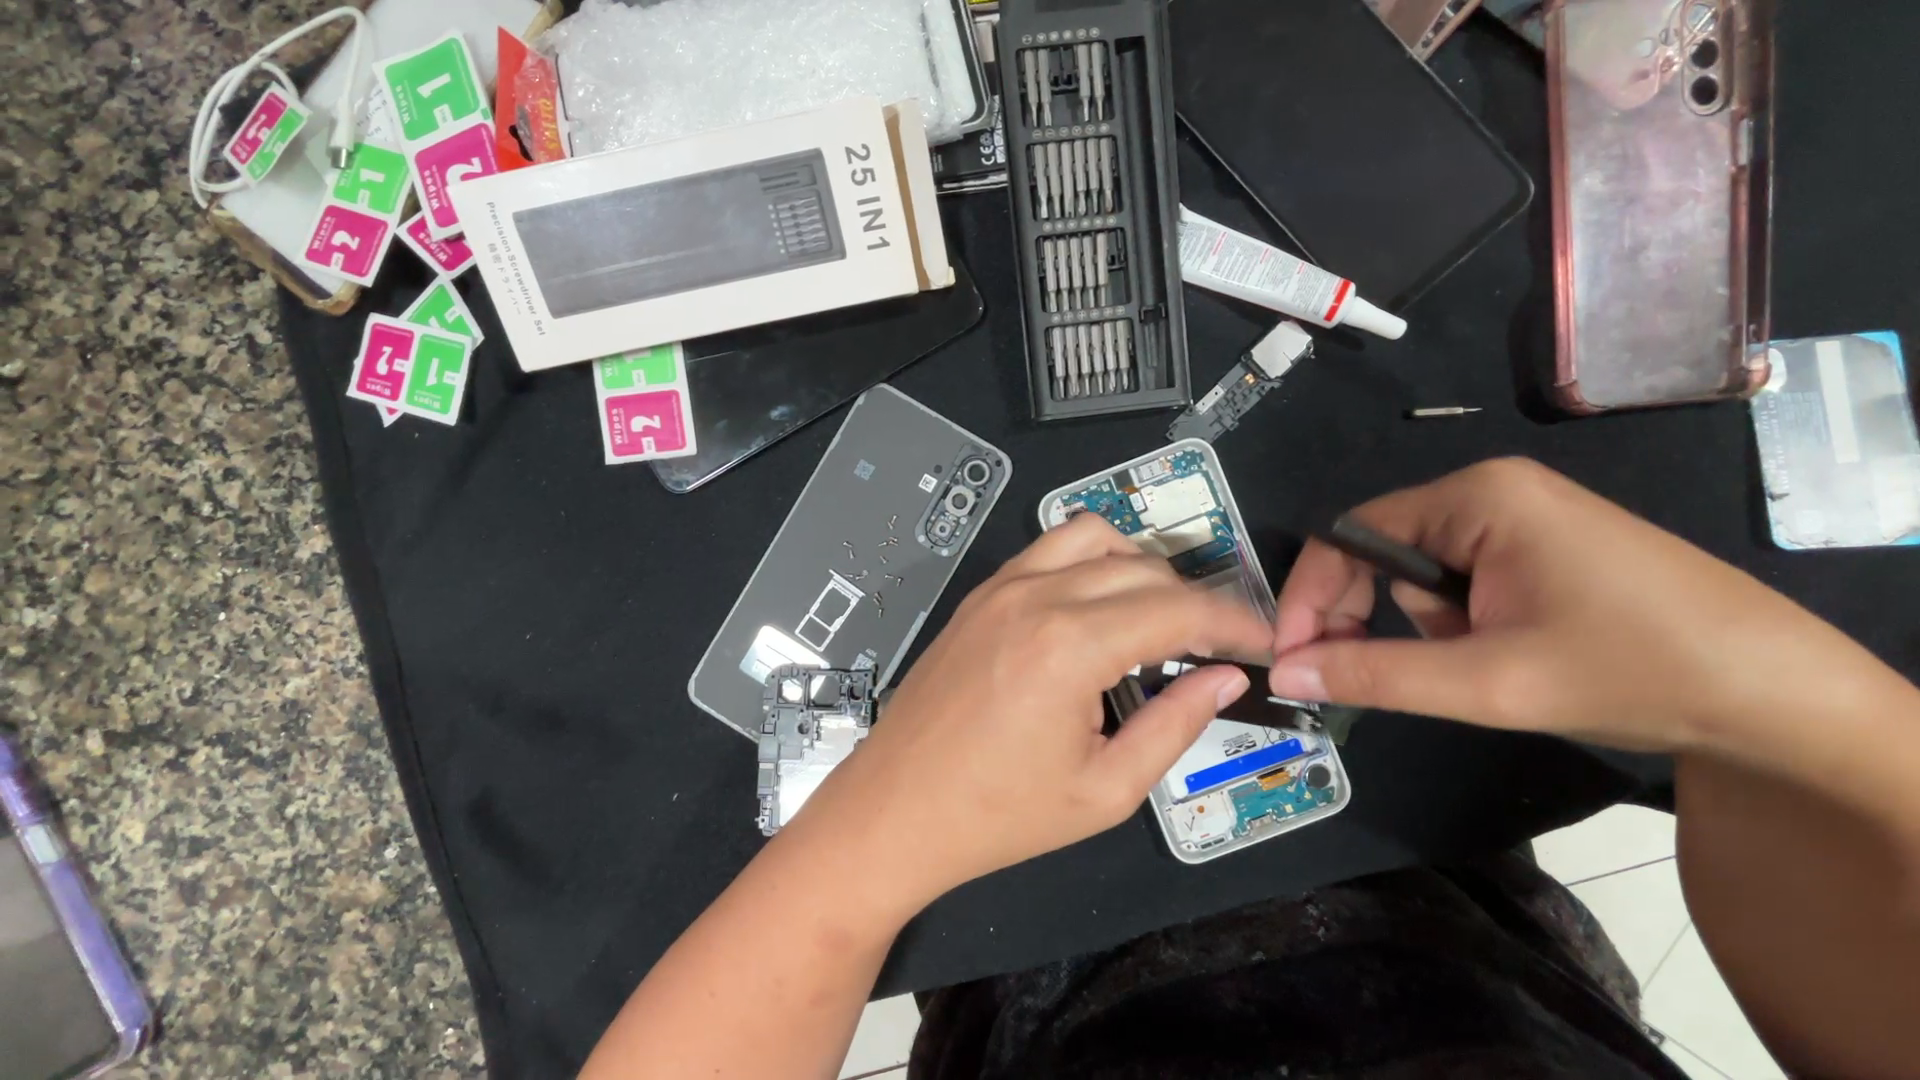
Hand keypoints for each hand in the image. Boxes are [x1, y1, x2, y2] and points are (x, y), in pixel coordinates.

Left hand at [783, 513, 1270, 911]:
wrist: (895, 810)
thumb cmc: (999, 815)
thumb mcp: (1106, 790)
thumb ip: (1175, 725)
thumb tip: (1225, 677)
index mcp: (1069, 646)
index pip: (1179, 610)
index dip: (1233, 623)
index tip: (1263, 644)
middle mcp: (1035, 597)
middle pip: (1143, 569)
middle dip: (1195, 601)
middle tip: (1217, 646)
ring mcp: (999, 587)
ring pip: (1094, 537)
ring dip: (1141, 566)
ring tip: (1160, 618)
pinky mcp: (979, 594)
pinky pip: (1048, 548)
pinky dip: (1089, 559)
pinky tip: (1099, 604)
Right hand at [1267, 458, 1885, 752]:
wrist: (1780, 696)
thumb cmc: (1630, 671)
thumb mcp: (1488, 682)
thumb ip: (1374, 675)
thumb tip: (1282, 673)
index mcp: (1475, 499)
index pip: (1349, 538)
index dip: (1311, 599)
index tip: (1292, 661)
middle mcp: (1491, 492)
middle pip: (1380, 553)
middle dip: (1371, 619)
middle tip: (1374, 681)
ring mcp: (1520, 515)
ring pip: (1419, 573)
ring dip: (1422, 628)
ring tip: (1476, 670)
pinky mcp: (1540, 545)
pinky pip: (1460, 578)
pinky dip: (1456, 624)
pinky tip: (1500, 656)